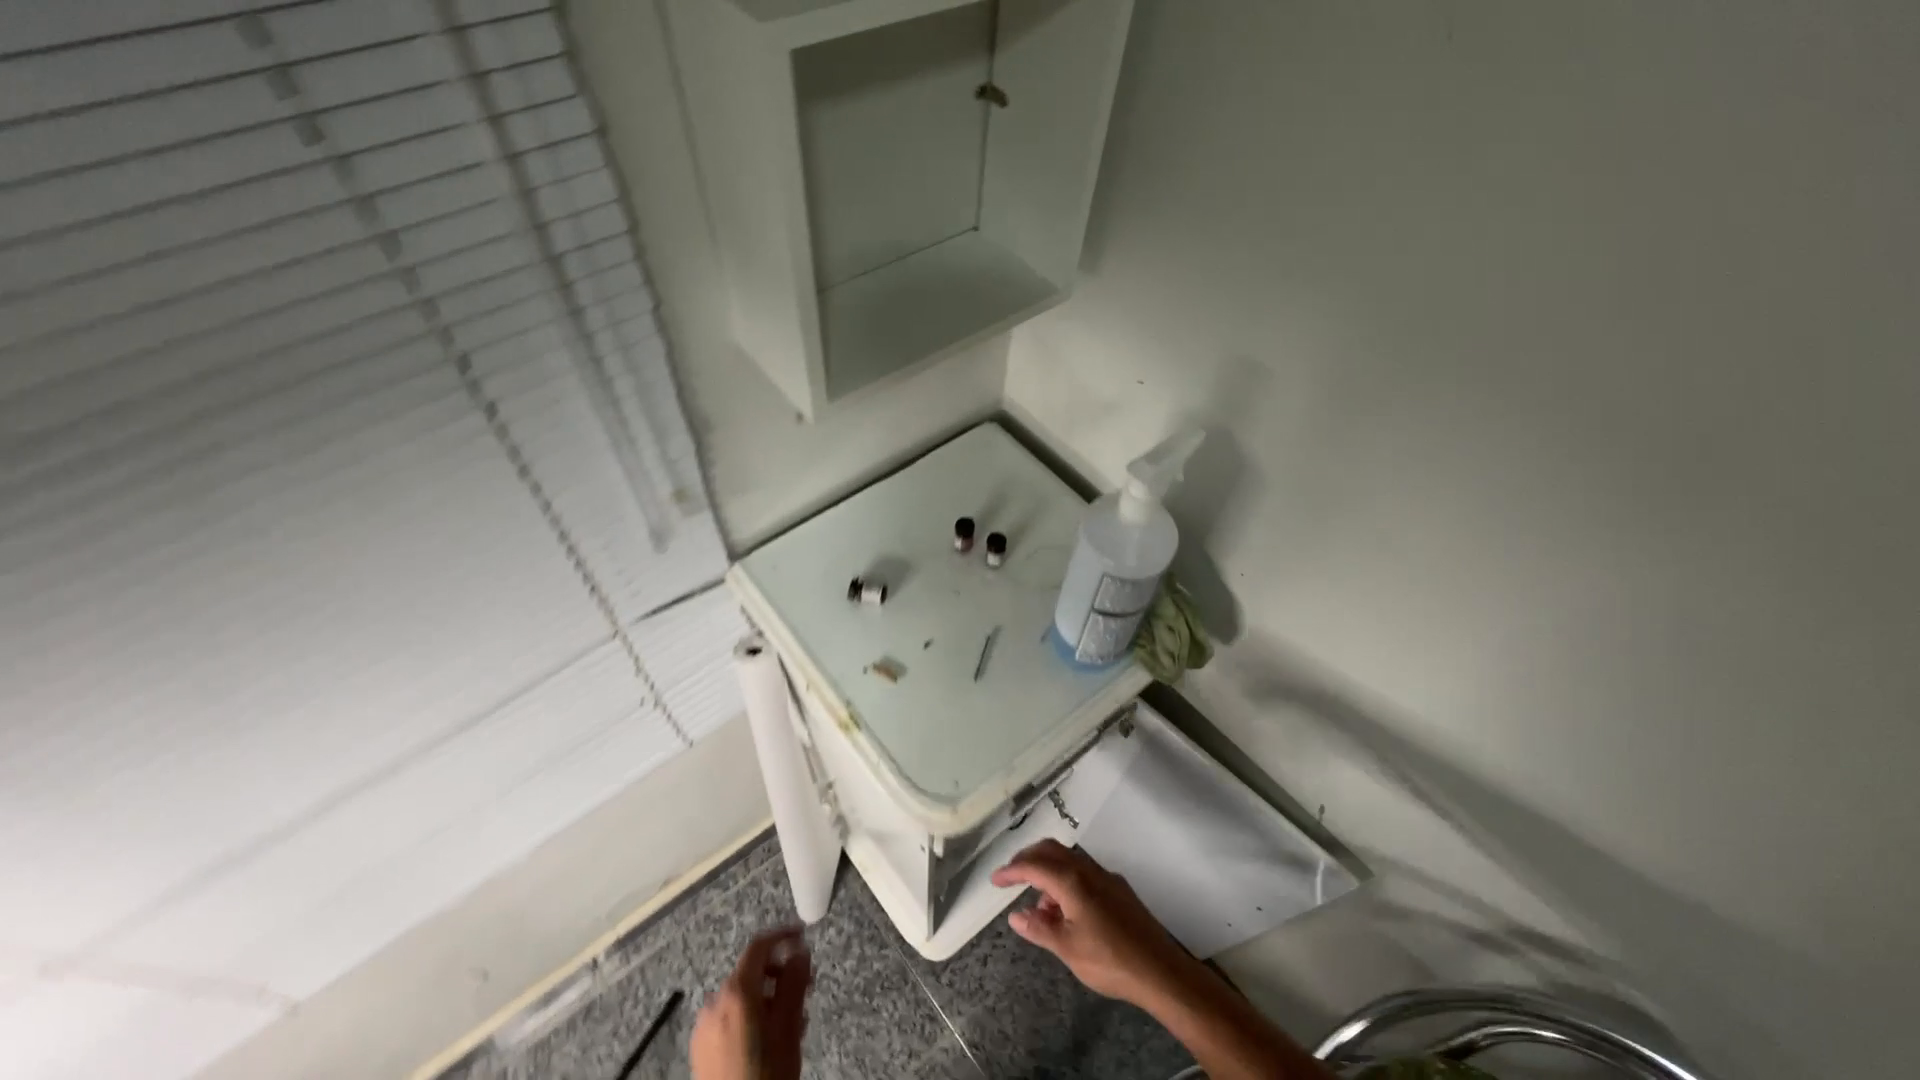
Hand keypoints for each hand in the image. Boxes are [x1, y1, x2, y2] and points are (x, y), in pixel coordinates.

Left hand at [689, 926, 811, 1079]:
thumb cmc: (767, 1074)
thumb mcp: (788, 1029)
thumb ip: (794, 984)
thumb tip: (801, 951)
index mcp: (736, 993)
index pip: (758, 947)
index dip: (782, 935)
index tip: (803, 934)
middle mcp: (714, 1002)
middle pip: (749, 973)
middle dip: (778, 974)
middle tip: (806, 988)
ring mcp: (704, 1025)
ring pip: (740, 998)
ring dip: (765, 998)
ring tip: (791, 1021)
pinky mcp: (700, 1047)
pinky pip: (728, 1018)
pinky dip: (748, 1017)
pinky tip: (766, 1039)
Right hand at [990, 839, 1197, 1007]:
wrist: (1160, 971)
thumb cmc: (1109, 961)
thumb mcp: (1067, 949)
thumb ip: (1039, 929)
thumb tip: (1016, 916)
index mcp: (1074, 882)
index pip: (1034, 866)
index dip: (1011, 871)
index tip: (995, 880)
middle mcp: (1090, 872)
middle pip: (1053, 851)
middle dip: (1029, 860)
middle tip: (1012, 878)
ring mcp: (1108, 879)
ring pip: (1070, 862)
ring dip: (1049, 874)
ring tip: (1040, 909)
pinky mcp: (1120, 891)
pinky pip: (1085, 874)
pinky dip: (1067, 883)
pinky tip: (1066, 912)